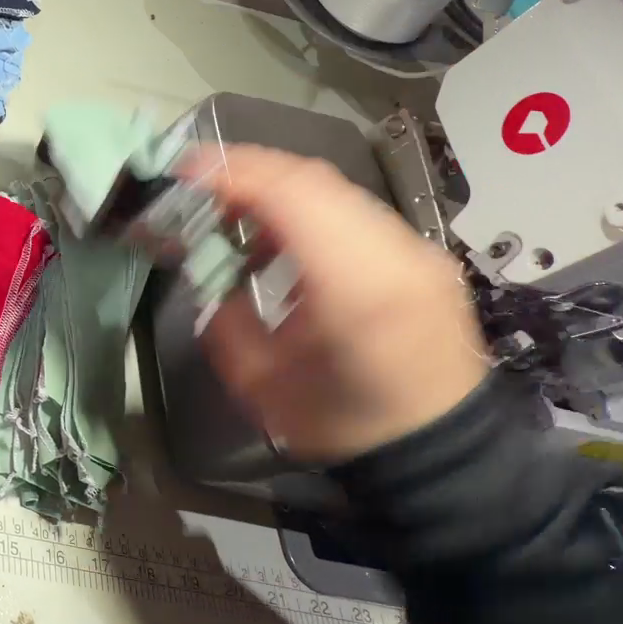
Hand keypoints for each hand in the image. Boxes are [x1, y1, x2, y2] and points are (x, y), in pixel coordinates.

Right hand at [178, 144, 487, 463]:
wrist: (441, 453)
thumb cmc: (340, 423)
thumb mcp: (256, 377)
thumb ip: (223, 308)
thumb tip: (206, 263)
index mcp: (354, 288)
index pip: (290, 195)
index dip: (230, 172)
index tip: (181, 171)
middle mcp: (395, 255)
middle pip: (312, 180)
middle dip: (245, 172)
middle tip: (195, 184)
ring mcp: (416, 252)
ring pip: (334, 189)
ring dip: (274, 188)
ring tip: (229, 206)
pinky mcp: (421, 257)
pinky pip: (353, 210)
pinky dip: (305, 207)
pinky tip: (276, 233)